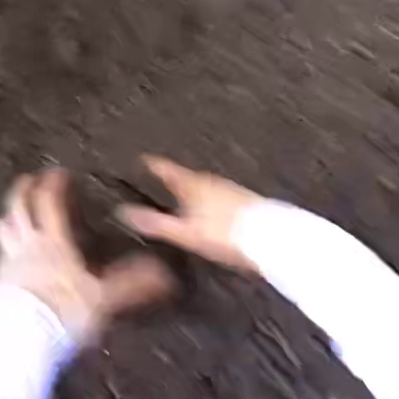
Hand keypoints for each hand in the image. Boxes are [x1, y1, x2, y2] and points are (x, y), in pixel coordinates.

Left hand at [0, 168, 175, 344]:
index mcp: (53, 241)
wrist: (24, 334)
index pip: (50, 202)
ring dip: (10, 212)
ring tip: (15, 208)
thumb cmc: (65, 311)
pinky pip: (1, 248)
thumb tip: (163, 272)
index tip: (59, 172)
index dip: (53, 184)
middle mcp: (28, 241)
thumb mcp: (103, 298)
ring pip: (5, 224)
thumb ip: (131, 283)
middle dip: (24, 188)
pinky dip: (5, 239)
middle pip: (19, 205)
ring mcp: (10, 257)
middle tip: (30, 178)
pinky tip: (9, 245)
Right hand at [116, 156, 264, 273]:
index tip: (143, 159)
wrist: (275, 239)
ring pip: (207, 186)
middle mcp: (210, 180)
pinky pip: (224, 196)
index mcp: (191, 183)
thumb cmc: (225, 233)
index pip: (165, 168)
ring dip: (197, 191)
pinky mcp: (248, 202)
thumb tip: (123, 213)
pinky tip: (218, 214)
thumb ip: (155, 223)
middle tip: (165, 182)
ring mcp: (231, 189)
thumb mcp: (185, 232)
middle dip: (176, 180)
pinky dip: (215, 201)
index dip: (153, 164)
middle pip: (187, 177)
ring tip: (189, 200)